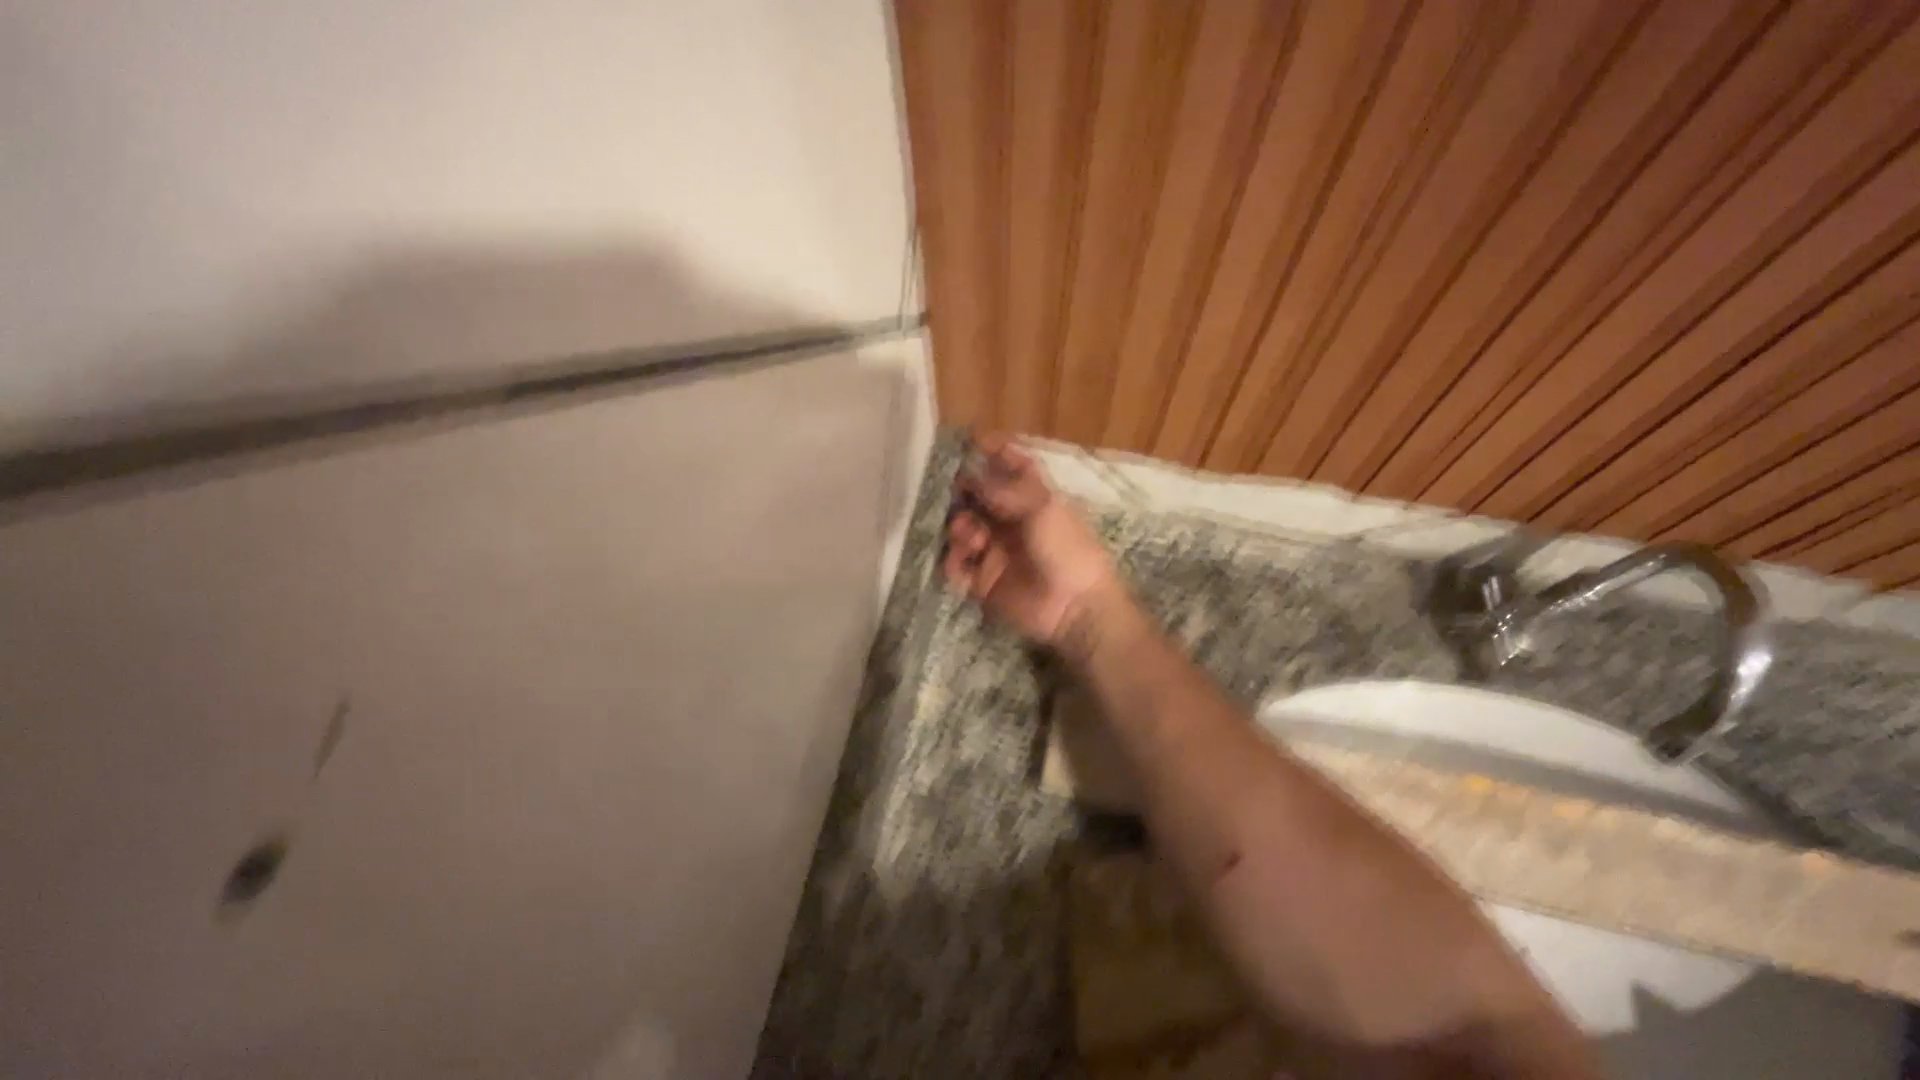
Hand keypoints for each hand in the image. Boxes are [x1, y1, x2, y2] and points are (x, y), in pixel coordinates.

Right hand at [941, 433, 1126, 648]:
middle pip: (978, 497)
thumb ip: (1005, 489)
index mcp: (1034, 499)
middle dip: (965, 493)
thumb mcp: (1044, 507)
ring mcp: (996, 551)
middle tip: (960, 495)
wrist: (1074, 606)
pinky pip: (957, 566)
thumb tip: (973, 478)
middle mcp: (1012, 521)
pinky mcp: (983, 582)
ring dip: (960, 528)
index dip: (995, 451)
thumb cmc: (1067, 548)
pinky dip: (954, 561)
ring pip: (963, 529)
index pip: (1013, 467)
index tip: (971, 441)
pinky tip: (964, 562)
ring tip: (971, 537)